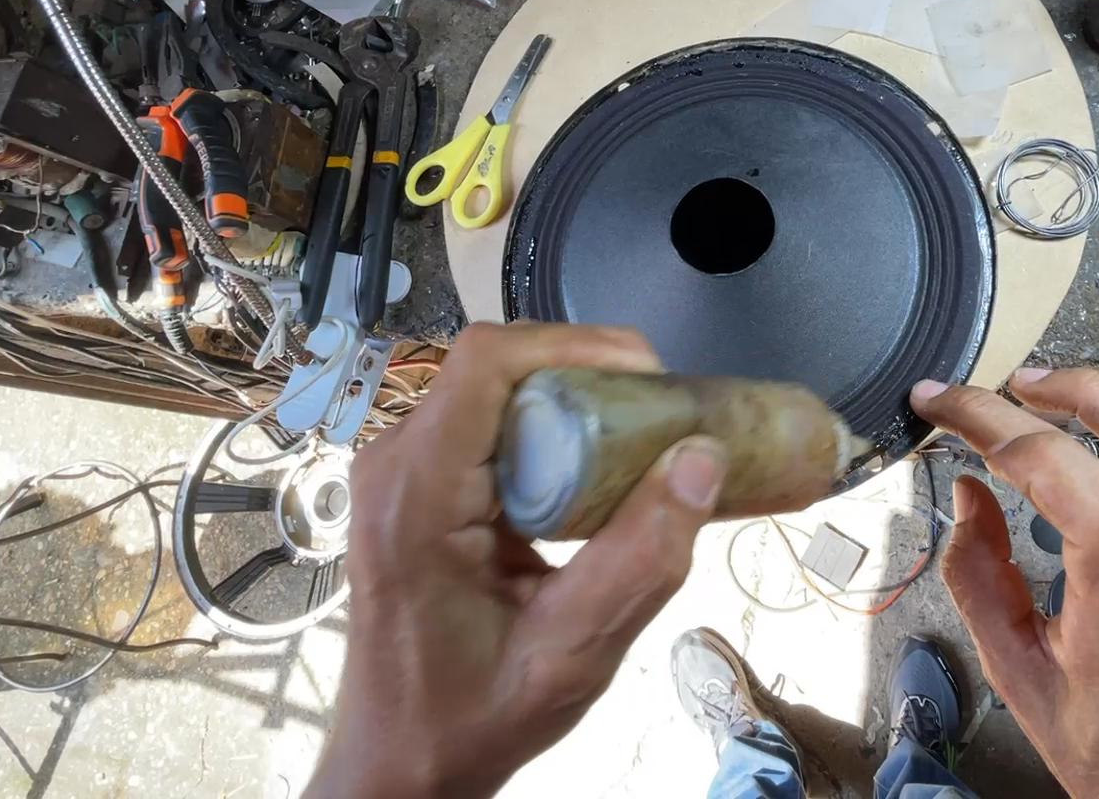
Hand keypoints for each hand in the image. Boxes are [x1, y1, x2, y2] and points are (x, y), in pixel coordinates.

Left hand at [304, 323, 728, 798]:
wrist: (397, 760)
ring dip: (575, 390)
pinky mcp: (419, 474)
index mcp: (416, 494)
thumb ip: (639, 563)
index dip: (575, 343)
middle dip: (589, 367)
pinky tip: (597, 457)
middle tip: (660, 409)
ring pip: (499, 382)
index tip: (650, 376)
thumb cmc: (472, 717)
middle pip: (499, 365)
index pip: (486, 363)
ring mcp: (402, 463)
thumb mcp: (571, 657)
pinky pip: (493, 413)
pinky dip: (554, 418)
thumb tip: (701, 456)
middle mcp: (397, 460)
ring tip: (640, 428)